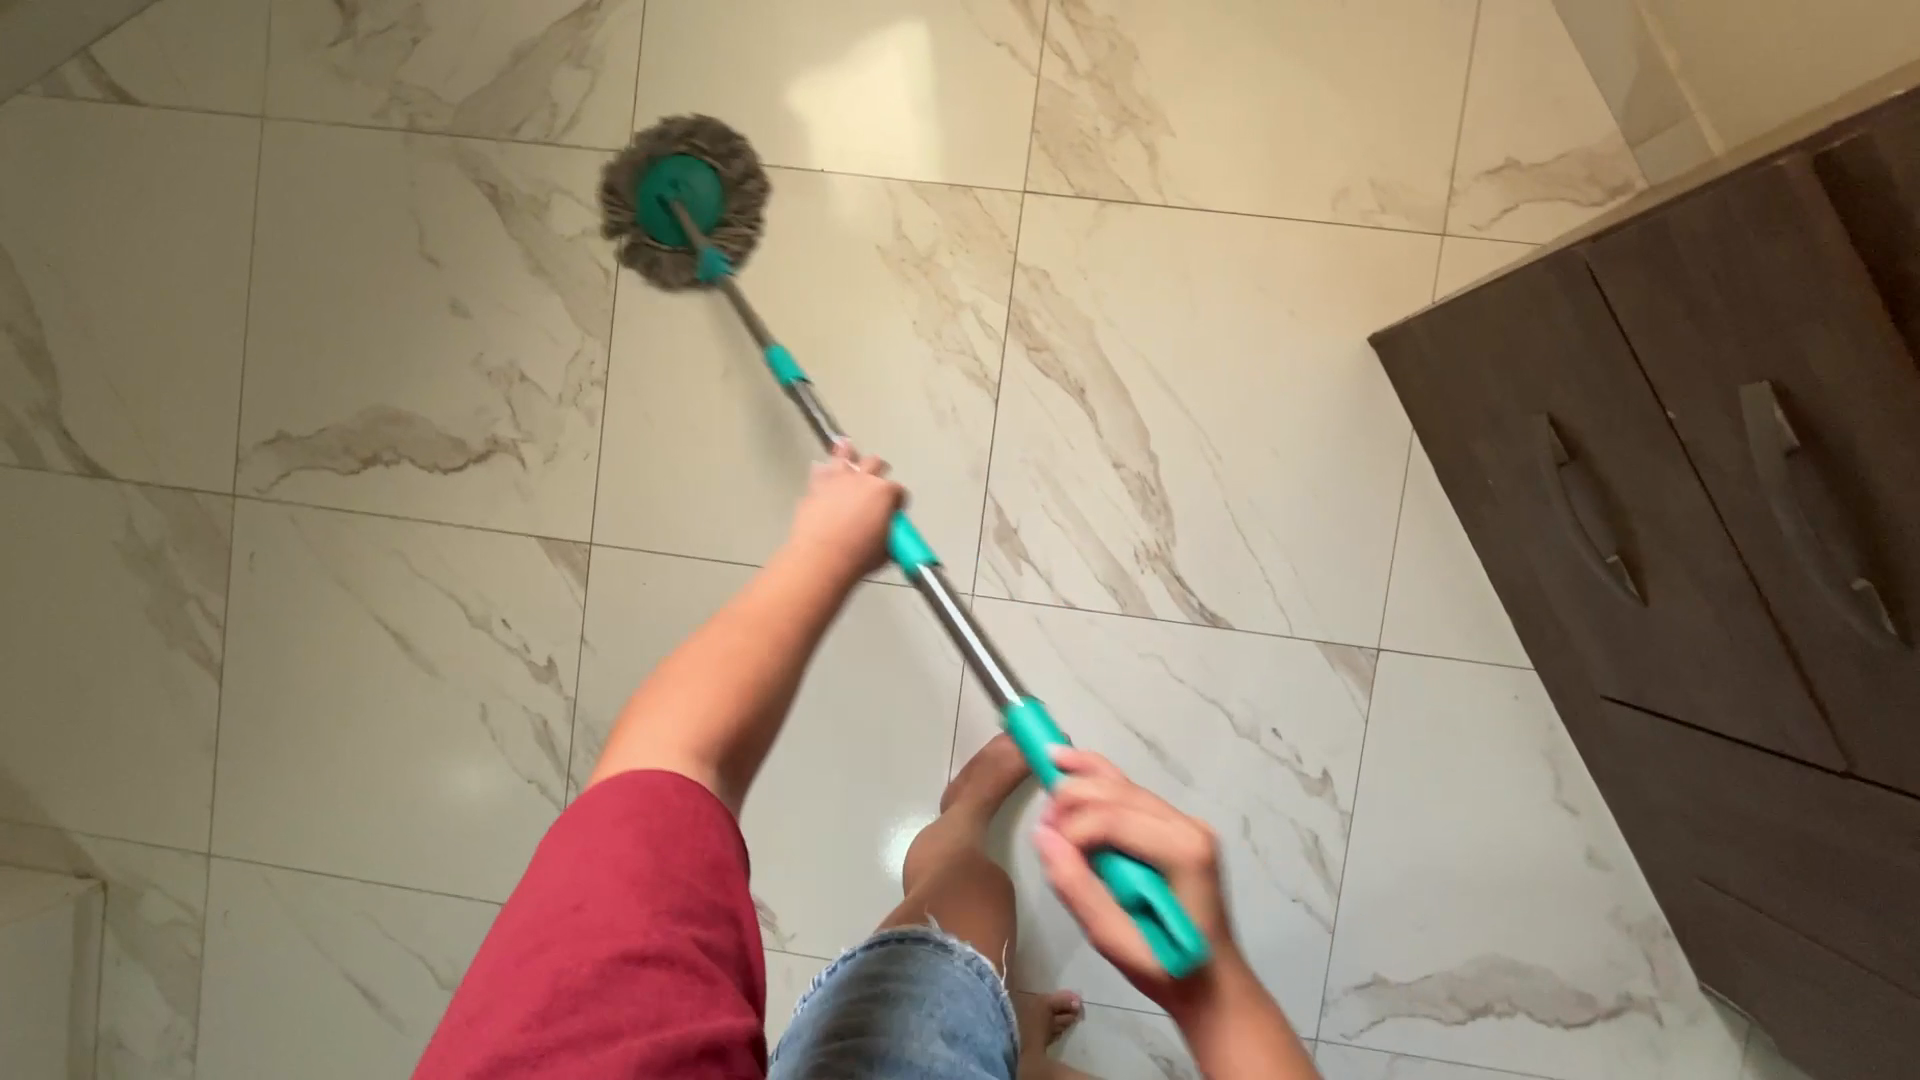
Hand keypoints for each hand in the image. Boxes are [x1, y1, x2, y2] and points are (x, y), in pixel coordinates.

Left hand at [785, 440, 904, 580]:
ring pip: (845, 455)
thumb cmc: (859, 556)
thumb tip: (886, 535)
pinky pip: (819, 470)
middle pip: (875, 464)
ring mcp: (837, 479)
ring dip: (848, 453)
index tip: (895, 510)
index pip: (899, 490)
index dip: (898, 500)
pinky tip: (822, 469)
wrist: (821, 557)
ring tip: (847, 447)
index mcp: (885, 492)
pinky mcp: (816, 486)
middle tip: (878, 477)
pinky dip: (823, 470)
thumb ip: (888, 535)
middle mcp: (863, 479)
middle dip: (879, 469)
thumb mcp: (885, 549)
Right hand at [1032, 747, 1237, 1011]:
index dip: (1074, 827)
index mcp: (1185, 853)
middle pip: (1120, 792)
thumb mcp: (1116, 942)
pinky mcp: (1175, 826)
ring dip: (1085, 780)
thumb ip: (1077, 888)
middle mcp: (1190, 826)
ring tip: (1048, 762)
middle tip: (1042, 819)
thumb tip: (1042, 837)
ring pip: (1125, 785)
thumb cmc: (1168, 970)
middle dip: (1075, 795)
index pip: (1116, 819)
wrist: (1214, 983)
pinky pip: (1131, 795)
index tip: (1047, 847)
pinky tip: (1073, 765)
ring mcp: (1186, 822)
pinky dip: (1099, 782)